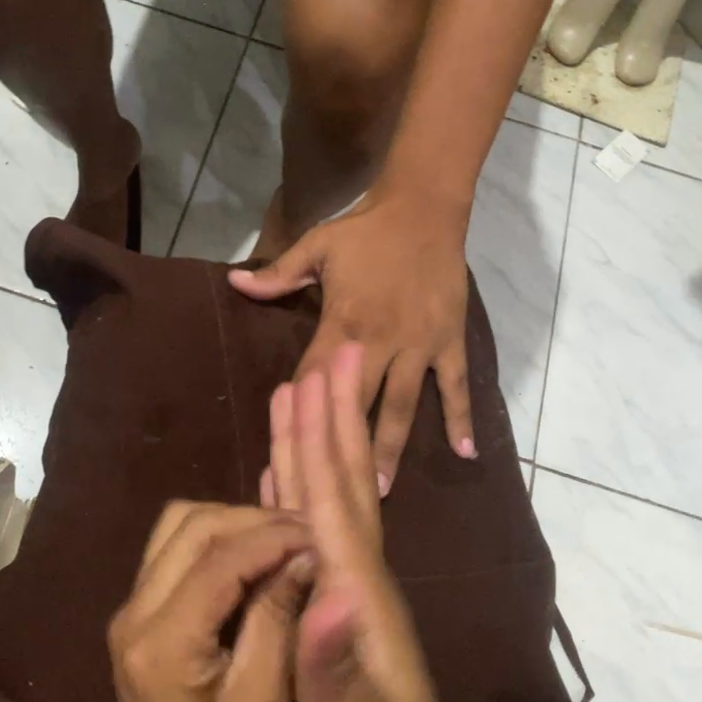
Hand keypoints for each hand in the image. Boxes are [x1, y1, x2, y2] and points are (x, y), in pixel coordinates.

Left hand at [101, 503, 316, 701]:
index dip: (272, 536)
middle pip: (190, 526)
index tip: (321, 533)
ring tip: (282, 541)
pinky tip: (252, 557)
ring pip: (176, 526)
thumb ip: (277, 624)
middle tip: (306, 533)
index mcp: (162, 644)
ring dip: (231, 522)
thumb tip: (305, 554)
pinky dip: (214, 539)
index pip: (218, 559)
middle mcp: (133, 612)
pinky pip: (171, 548)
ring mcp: (128, 608)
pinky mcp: (136, 612)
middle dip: (252, 520)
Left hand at [231, 192, 475, 495]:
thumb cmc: (364, 231)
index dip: (303, 412)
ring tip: (382, 490)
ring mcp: (420, 346)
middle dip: (345, 447)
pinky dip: (462, 418)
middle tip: (333, 493)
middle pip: (359, 403)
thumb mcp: (316, 246)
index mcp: (345, 324)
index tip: (288, 450)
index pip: (317, 376)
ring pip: (405, 406)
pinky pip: (456, 385)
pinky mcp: (450, 341)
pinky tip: (466, 453)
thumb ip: (277, 274)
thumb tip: (234, 284)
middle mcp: (383, 343)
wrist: (425, 207)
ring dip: (392, 447)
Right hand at [267, 344, 493, 701]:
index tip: (308, 377)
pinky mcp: (349, 608)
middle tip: (325, 357)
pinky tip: (293, 479)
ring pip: (337, 499)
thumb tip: (329, 590)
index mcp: (358, 595)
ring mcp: (360, 592)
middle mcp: (363, 579)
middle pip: (342, 483)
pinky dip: (309, 492)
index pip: (332, 501)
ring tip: (308, 397)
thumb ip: (333, 665)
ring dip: (323, 444)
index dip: (316, 439)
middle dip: (331, 418)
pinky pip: (326, 530)